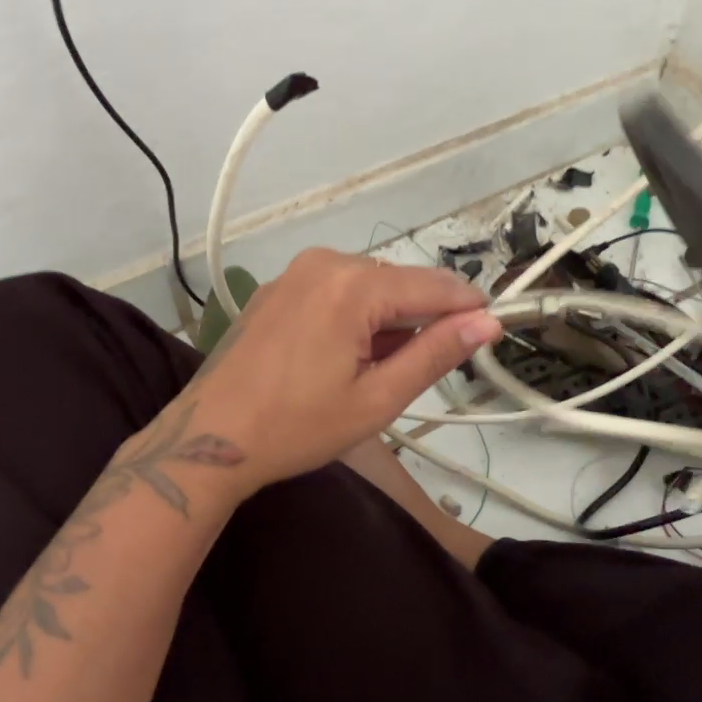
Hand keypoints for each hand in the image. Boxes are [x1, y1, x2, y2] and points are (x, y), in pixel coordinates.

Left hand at [184, 249, 500, 492]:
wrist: (210, 439)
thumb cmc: (296, 427)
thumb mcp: (377, 398)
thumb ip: (435, 354)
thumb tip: (487, 322)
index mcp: (352, 285)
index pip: (434, 285)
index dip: (468, 308)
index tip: (491, 334)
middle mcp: (324, 263)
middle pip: (400, 282)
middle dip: (422, 319)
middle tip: (425, 371)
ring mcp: (294, 273)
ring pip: (369, 286)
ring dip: (388, 320)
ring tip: (378, 372)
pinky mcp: (277, 290)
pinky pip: (335, 291)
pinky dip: (355, 316)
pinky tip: (345, 358)